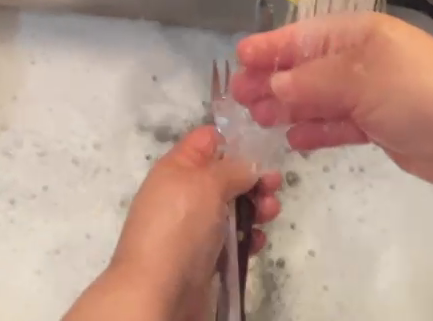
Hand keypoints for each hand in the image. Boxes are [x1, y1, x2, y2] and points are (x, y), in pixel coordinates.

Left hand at [105, 125, 281, 313]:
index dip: (233, 140)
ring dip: (255, 207)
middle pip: (224, 175)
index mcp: (177, 167)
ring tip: (270, 214)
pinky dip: (246, 237)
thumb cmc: (180, 226)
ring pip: (230, 208)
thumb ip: (233, 169)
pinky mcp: (204, 257)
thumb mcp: (207, 184)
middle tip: (275, 186)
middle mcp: (184, 193)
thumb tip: (249, 166)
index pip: (206, 140)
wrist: (157, 293)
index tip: (261, 150)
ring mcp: (194, 227)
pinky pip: (230, 240)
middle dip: (252, 178)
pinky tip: (257, 241)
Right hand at [232, 12, 432, 186]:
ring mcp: (374, 92)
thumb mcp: (359, 78)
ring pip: (321, 96)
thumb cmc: (412, 91)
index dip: (274, 46)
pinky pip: (340, 122)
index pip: (308, 35)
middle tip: (239, 95)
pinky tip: (293, 137)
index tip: (241, 56)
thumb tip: (273, 85)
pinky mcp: (381, 125)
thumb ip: (312, 81)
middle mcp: (365, 58)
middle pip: (310, 66)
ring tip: (258, 118)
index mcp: (362, 32)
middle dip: (275, 79)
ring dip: (290, 106)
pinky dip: (317, 128)